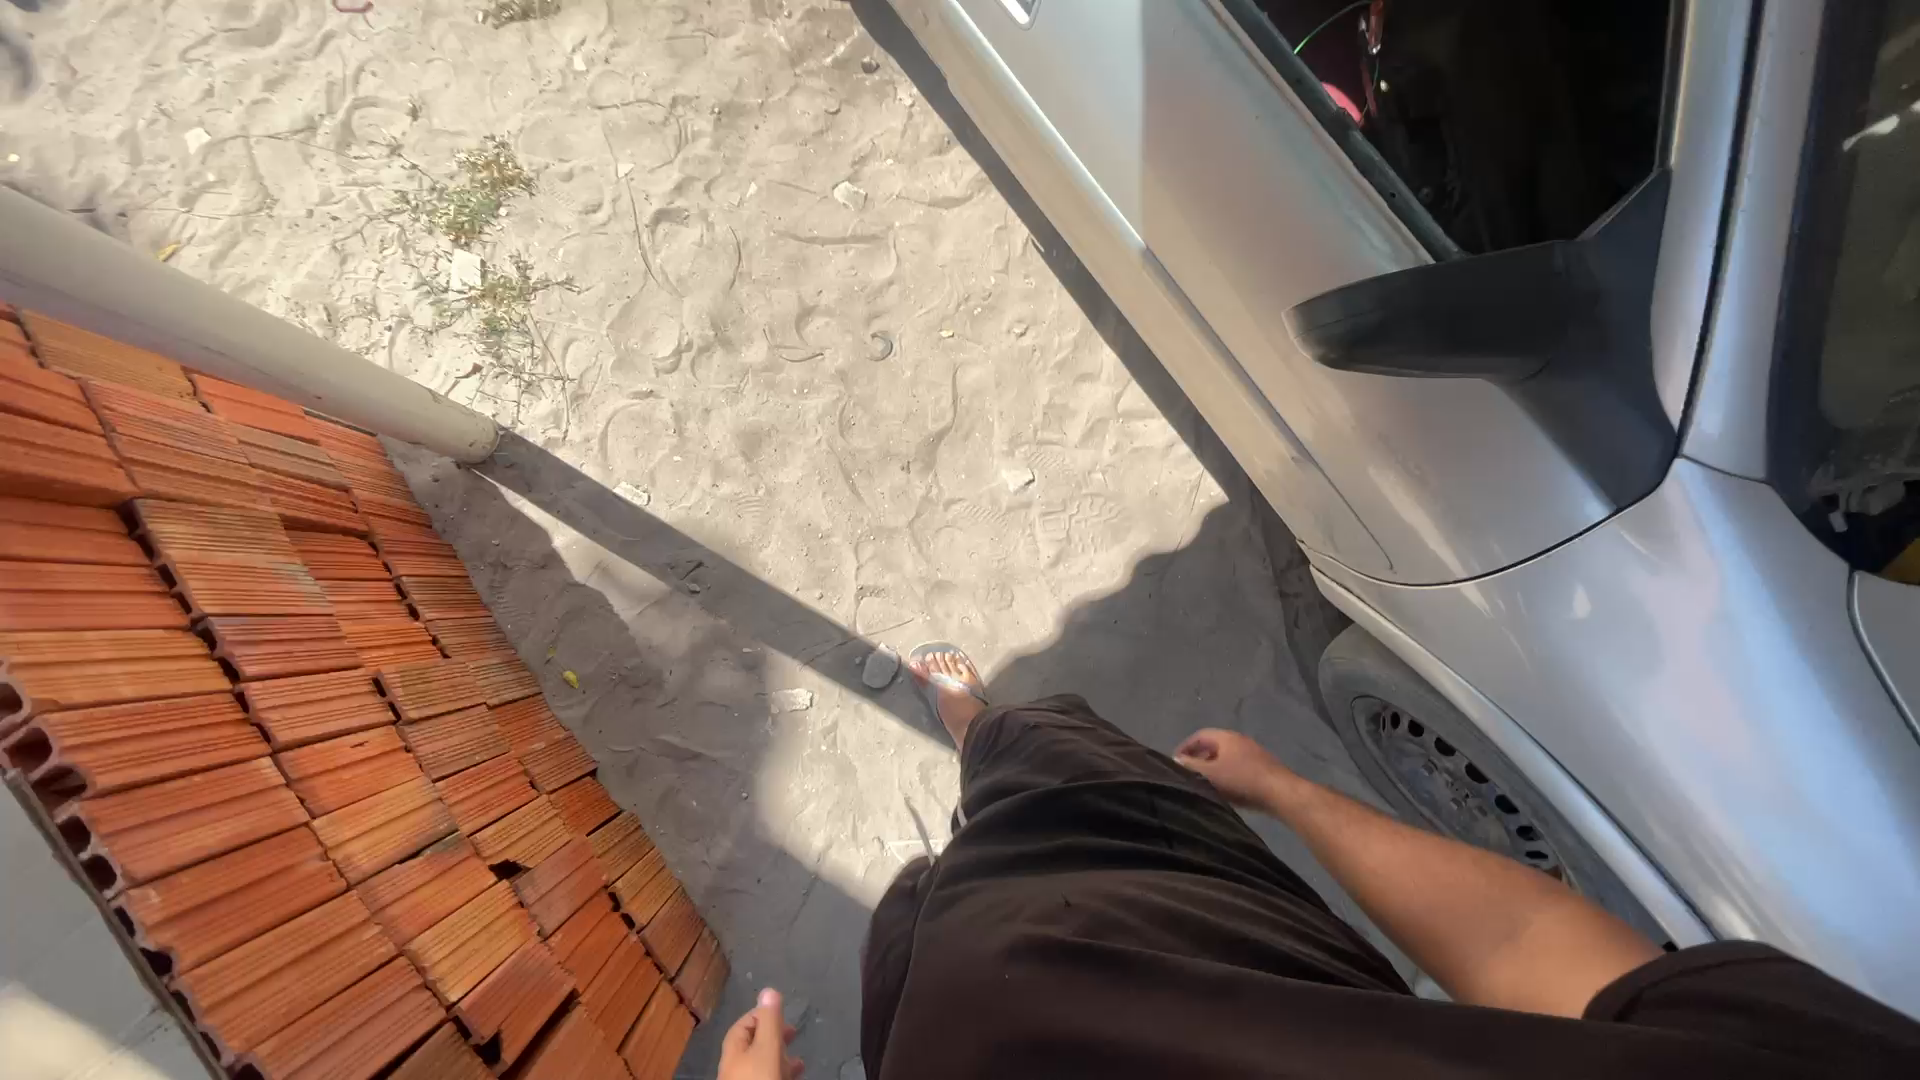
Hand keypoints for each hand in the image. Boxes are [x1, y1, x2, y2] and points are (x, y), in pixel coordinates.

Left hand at [718, 988, 803, 1079]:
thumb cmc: (760, 1079)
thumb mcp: (767, 1047)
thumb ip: (769, 1020)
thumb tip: (768, 990)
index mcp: (733, 1050)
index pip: (745, 1023)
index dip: (763, 1015)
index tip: (783, 1014)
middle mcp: (734, 1067)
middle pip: (753, 1044)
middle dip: (774, 1036)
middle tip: (793, 1034)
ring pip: (762, 1064)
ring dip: (780, 1057)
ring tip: (799, 1061)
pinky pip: (767, 1078)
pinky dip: (781, 1073)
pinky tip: (795, 1074)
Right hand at [1174, 728, 1291, 811]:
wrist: (1281, 793)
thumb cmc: (1241, 780)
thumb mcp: (1211, 774)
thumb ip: (1191, 767)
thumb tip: (1176, 760)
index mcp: (1226, 737)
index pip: (1199, 735)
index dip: (1185, 747)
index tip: (1176, 762)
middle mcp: (1239, 740)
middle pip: (1213, 746)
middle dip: (1199, 758)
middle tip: (1188, 774)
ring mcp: (1253, 754)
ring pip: (1226, 758)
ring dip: (1213, 769)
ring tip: (1205, 784)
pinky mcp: (1263, 768)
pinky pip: (1238, 768)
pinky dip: (1227, 776)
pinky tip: (1226, 791)